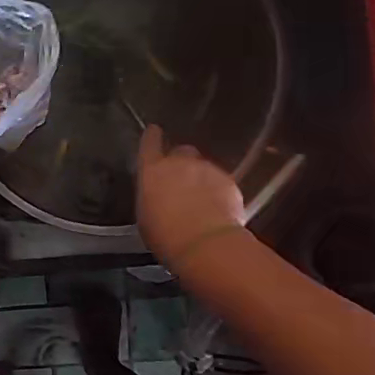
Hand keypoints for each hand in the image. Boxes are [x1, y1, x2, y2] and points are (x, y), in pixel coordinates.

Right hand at [137, 124, 245, 266]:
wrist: (205, 244)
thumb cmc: (166, 236)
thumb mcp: (145, 217)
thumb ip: (151, 197)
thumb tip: (157, 197)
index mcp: (153, 171)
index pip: (149, 143)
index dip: (152, 137)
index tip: (154, 130)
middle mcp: (180, 163)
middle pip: (181, 152)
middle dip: (180, 163)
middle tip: (179, 185)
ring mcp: (207, 169)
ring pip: (203, 168)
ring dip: (200, 180)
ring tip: (199, 204)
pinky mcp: (228, 181)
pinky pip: (221, 182)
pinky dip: (218, 192)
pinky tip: (216, 211)